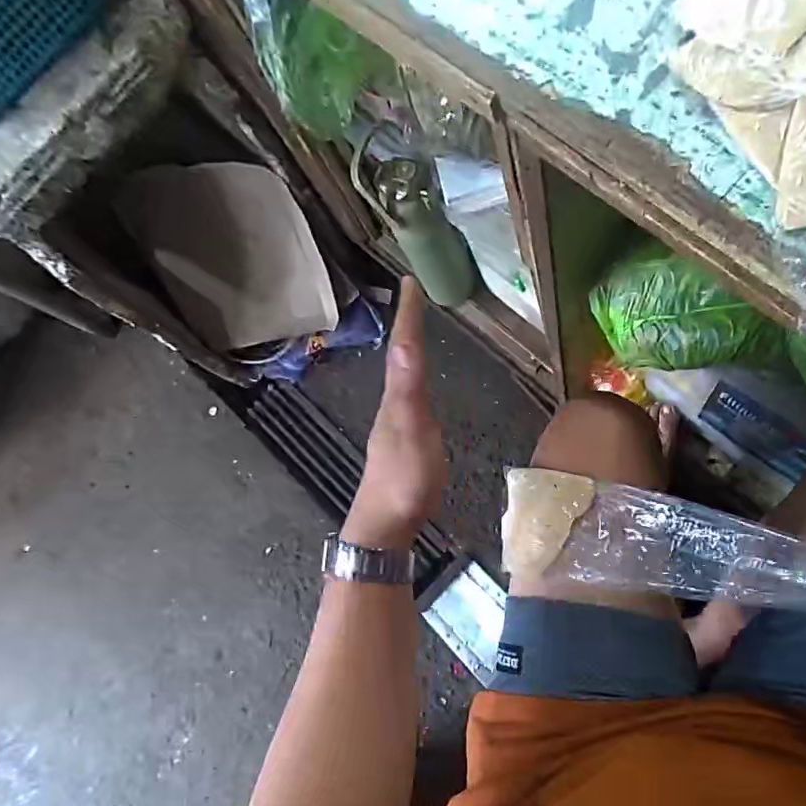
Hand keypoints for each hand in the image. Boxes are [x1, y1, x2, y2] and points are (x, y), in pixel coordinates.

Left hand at [342, 278, 448, 550]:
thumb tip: (408, 341)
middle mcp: (393, 406)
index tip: (410, 280)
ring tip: (419, 331)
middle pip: (400, 356)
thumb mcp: (411, 430)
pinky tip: (419, 388)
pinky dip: (415, 379)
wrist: (385, 524)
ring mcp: (396, 426)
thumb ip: (409, 389)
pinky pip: (410, 397)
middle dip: (407, 325)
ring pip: (402, 376)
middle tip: (416, 298)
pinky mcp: (405, 443)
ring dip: (409, 350)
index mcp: (396, 398)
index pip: (403, 347)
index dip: (408, 315)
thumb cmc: (403, 479)